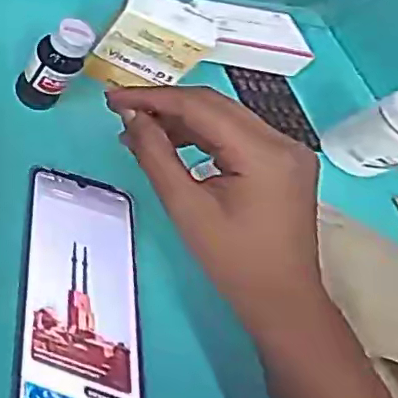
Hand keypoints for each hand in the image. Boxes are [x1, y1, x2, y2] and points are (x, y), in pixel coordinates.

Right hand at [106, 86, 323, 317]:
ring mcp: (285, 150)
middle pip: (212, 104)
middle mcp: (282, 142)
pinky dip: (197, 132)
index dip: (151, 98)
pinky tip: (168, 141)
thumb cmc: (232, 259)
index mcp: (264, 153)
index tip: (113, 98)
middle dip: (162, 103)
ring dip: (177, 117)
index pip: (199, 107)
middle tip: (119, 107)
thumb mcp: (185, 205)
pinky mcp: (280, 161)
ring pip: (221, 115)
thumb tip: (131, 116)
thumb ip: (156, 154)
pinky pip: (232, 132)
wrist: (280, 299)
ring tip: (137, 129)